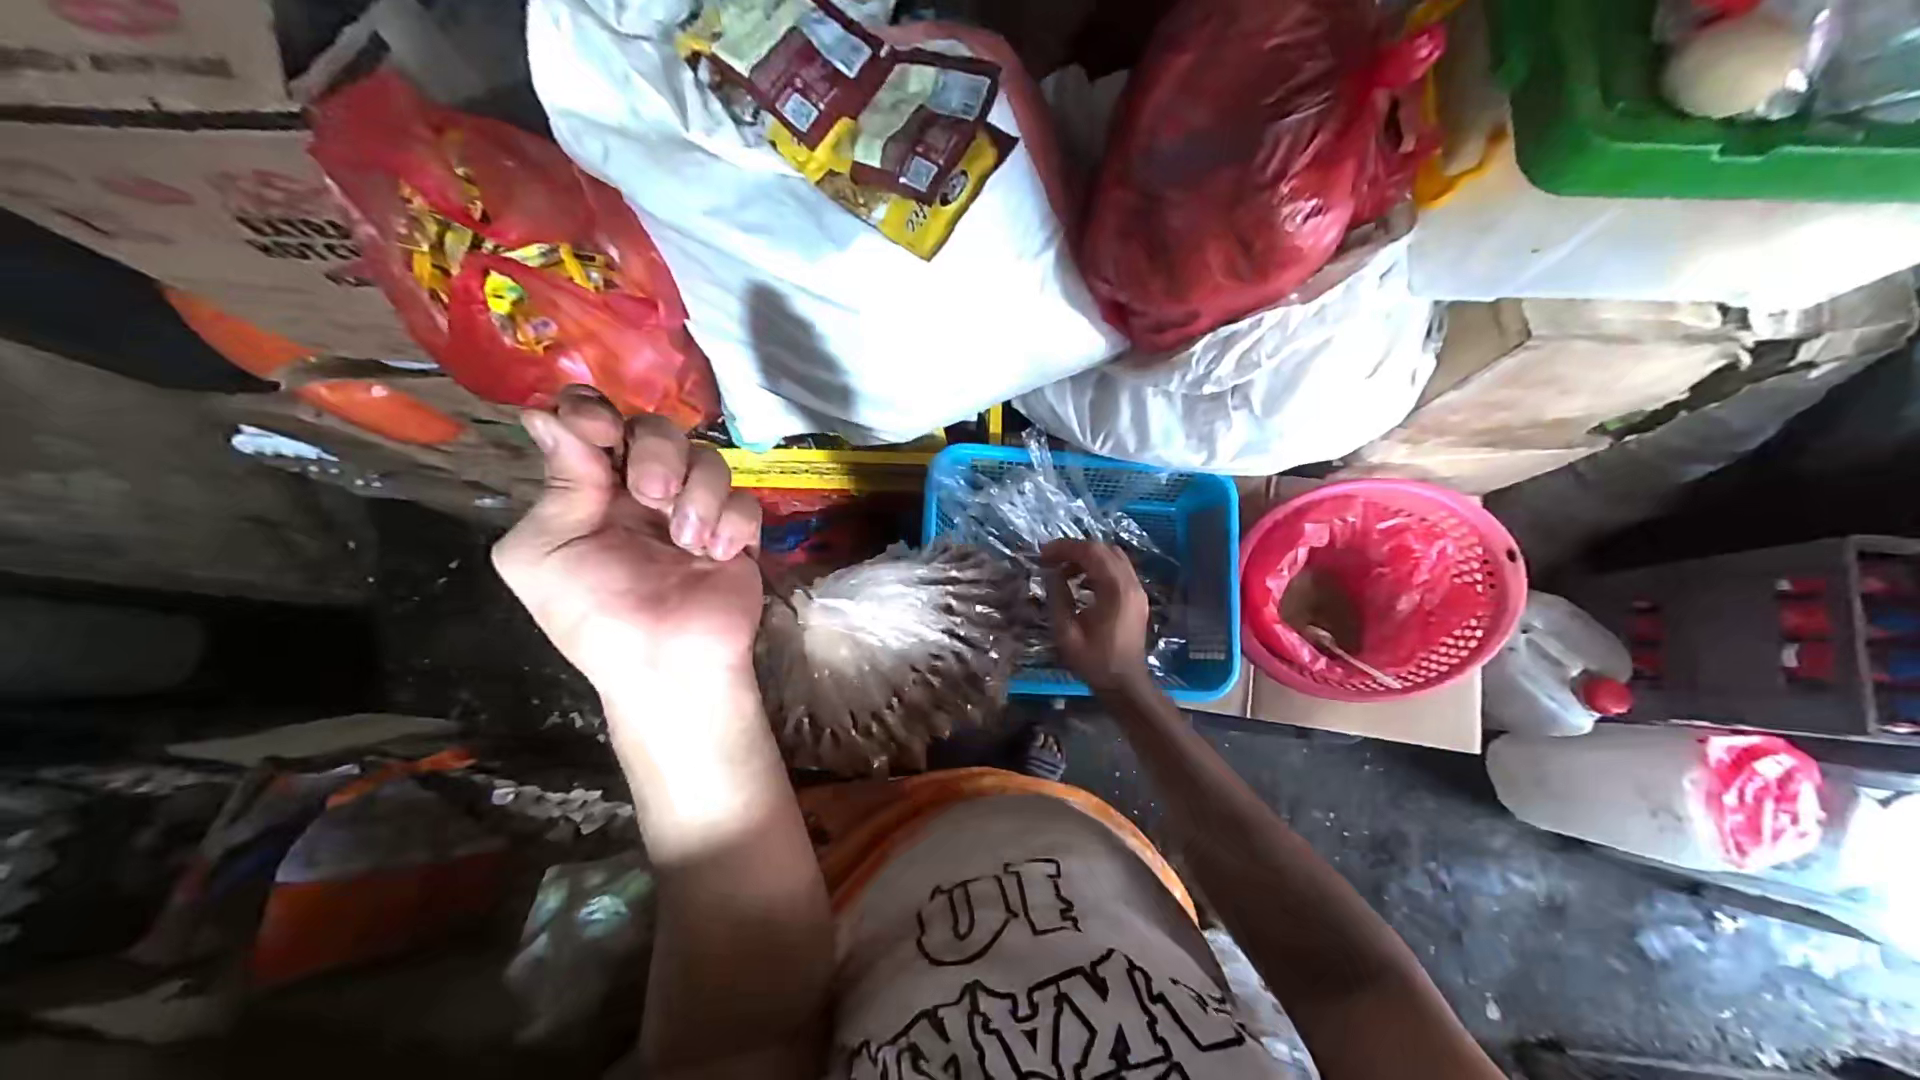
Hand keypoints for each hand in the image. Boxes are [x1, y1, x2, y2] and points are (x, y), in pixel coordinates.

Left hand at [492, 386, 763, 699]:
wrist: (666, 664)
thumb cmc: (594, 615)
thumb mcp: (545, 553)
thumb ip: (558, 485)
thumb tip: (544, 414)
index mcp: (589, 491)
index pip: (591, 422)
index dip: (595, 411)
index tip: (602, 432)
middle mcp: (641, 492)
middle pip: (656, 428)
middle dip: (657, 454)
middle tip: (651, 496)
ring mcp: (693, 509)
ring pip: (708, 458)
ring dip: (698, 496)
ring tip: (689, 544)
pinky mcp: (737, 531)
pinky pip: (744, 499)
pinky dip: (731, 523)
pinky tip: (717, 556)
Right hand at [1040, 539, 1152, 694]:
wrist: (1125, 683)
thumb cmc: (1094, 661)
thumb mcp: (1066, 633)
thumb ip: (1058, 598)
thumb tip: (1052, 574)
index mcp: (1115, 591)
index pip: (1091, 552)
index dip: (1065, 548)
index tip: (1043, 554)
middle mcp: (1131, 584)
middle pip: (1104, 549)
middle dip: (1075, 549)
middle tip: (1050, 559)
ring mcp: (1137, 590)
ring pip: (1113, 557)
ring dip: (1087, 557)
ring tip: (1063, 570)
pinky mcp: (1137, 597)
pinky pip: (1118, 569)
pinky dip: (1098, 567)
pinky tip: (1080, 582)